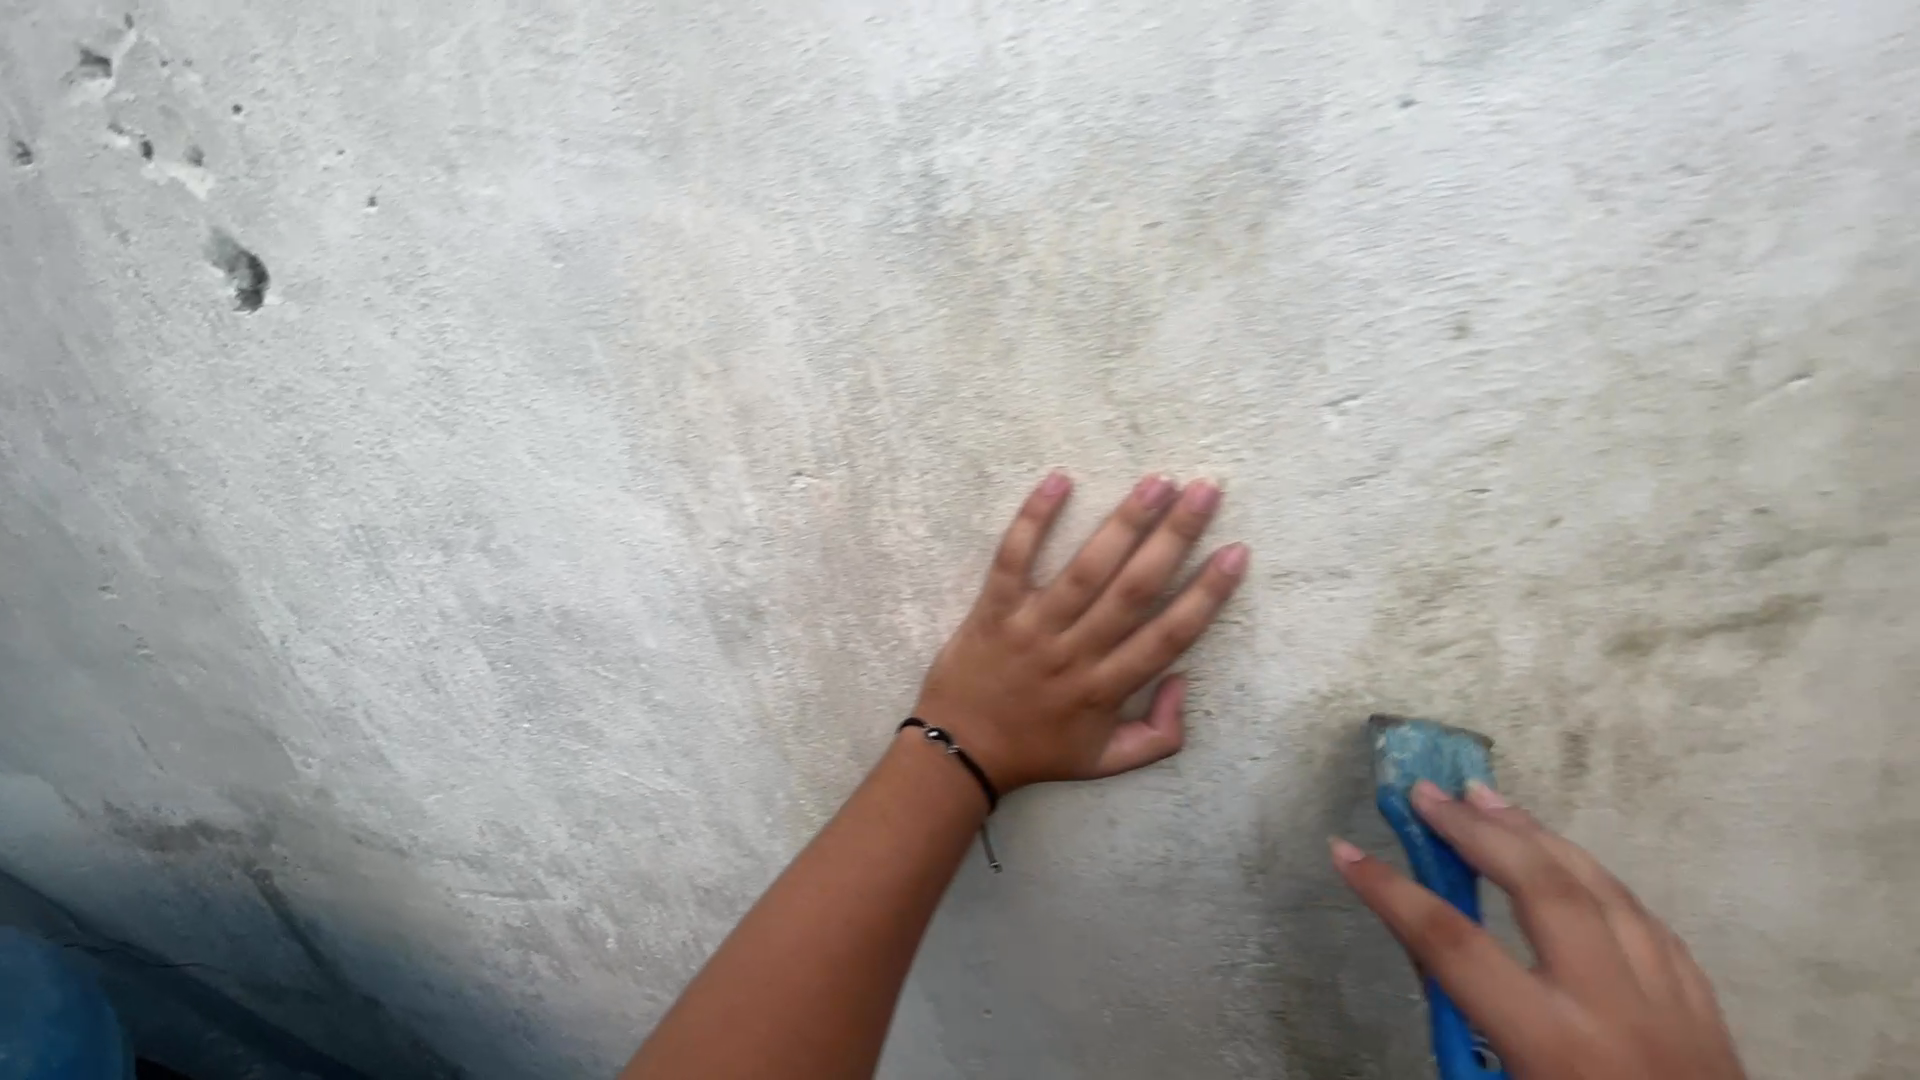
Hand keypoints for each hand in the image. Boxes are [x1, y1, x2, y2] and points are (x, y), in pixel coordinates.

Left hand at [912, 472, 1248, 792]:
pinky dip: (1034, 519)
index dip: (1208, 593)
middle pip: (1135, 590)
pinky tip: (1059, 480)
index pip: (1169, 635)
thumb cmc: (1035, 752)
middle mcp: (1075, 653)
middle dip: (1174, 537)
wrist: (959, 750)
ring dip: (1123, 522)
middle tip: (1204, 491)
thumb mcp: (1106, 762)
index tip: (1236, 551)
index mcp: (1106, 689)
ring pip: (1085, 570)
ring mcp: (1032, 628)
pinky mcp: (993, 609)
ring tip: (1156, 482)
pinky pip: (1014, 559)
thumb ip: (1160, 735)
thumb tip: (1184, 681)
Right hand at [1332, 782, 1746, 1079]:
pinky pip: (1644, 920)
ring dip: (1536, 834)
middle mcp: (1615, 1013)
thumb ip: (1461, 1019)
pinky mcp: (1707, 1010)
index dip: (1391, 892)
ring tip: (1487, 798)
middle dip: (1475, 833)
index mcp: (1554, 1048)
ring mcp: (1672, 1007)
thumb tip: (1426, 946)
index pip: (1453, 946)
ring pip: (1601, 890)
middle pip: (1541, 891)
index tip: (1344, 850)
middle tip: (1426, 793)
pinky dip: (1592, 877)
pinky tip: (1563, 858)